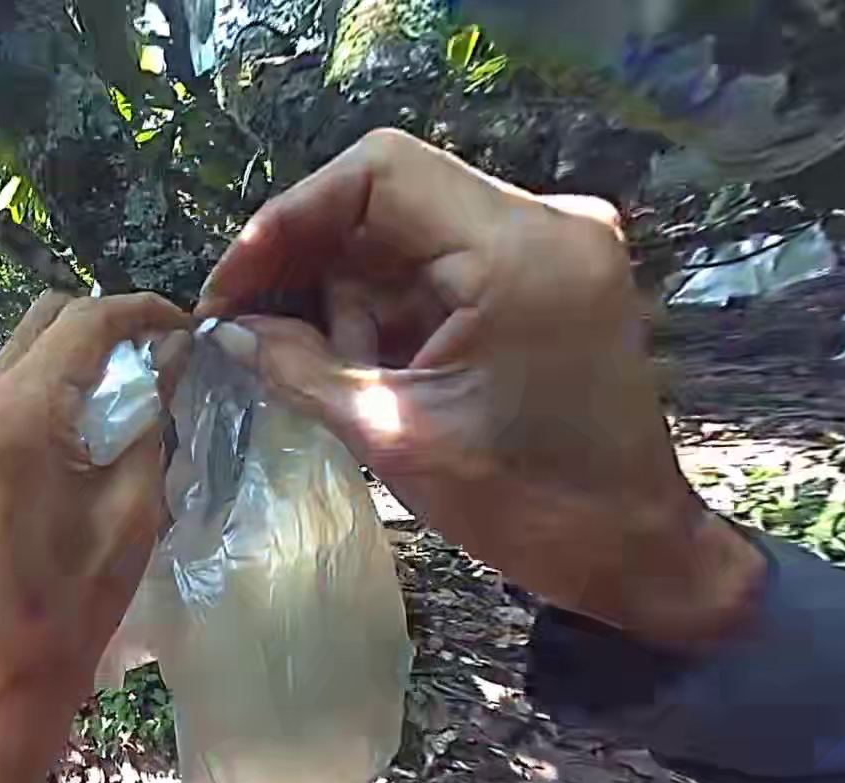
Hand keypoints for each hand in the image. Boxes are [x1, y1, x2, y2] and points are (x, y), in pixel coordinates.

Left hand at [0, 292, 189, 782]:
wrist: (21, 656)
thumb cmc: (85, 592)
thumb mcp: (135, 500)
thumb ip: (150, 413)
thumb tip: (173, 353)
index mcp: (22, 416)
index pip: (86, 323)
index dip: (142, 312)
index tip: (186, 326)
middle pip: (51, 318)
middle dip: (111, 322)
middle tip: (164, 352)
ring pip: (32, 344)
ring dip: (86, 348)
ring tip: (139, 377)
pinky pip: (20, 380)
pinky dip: (62, 375)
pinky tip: (99, 406)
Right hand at [199, 129, 762, 644]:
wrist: (619, 545)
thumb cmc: (518, 503)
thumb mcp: (392, 435)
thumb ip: (299, 370)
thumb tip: (225, 333)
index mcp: (515, 251)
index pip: (376, 176)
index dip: (285, 222)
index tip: (229, 287)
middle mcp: (535, 224)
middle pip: (381, 204)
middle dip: (298, 263)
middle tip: (236, 323)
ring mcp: (534, 252)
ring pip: (394, 243)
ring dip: (331, 299)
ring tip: (292, 362)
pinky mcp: (526, 285)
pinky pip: (423, 277)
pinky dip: (370, 315)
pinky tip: (339, 361)